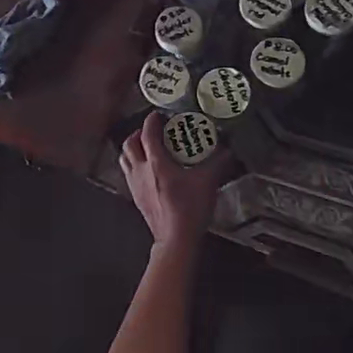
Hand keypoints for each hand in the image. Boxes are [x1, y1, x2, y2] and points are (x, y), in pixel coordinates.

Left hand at [120, 113, 228, 251]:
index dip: (150, 121)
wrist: (175, 238)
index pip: (147, 134)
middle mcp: (140, 170)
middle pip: (129, 144)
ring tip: (145, 148)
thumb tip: (229, 150)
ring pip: (124, 158)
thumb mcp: (207, 182)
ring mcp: (134, 184)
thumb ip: (218, 163)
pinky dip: (133, 165)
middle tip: (150, 132)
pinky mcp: (134, 196)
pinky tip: (147, 171)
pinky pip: (128, 173)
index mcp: (155, 162)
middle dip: (137, 134)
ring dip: (132, 149)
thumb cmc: (189, 208)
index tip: (156, 115)